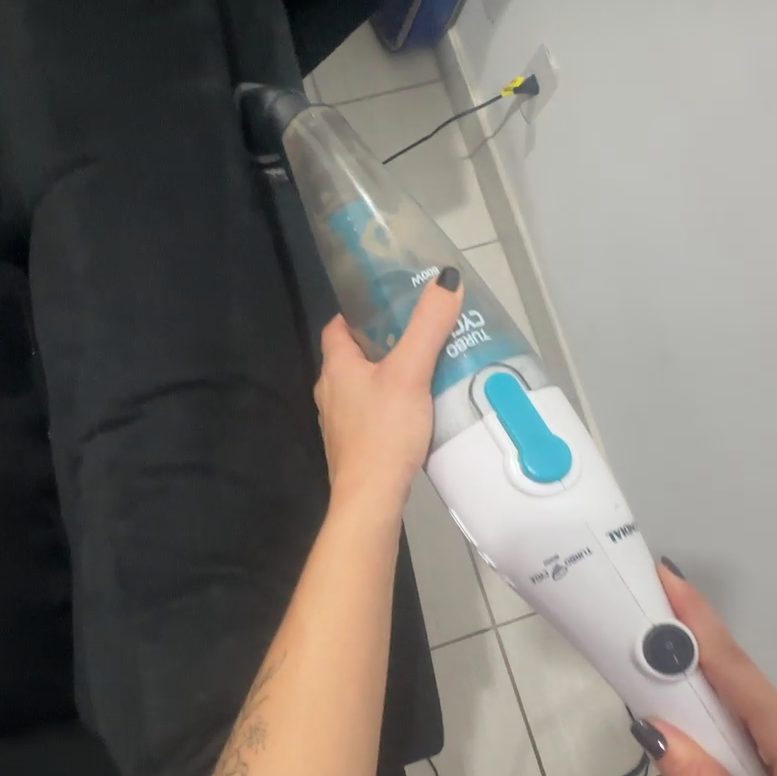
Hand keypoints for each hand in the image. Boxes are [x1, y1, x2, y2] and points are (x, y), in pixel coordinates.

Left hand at [313, 267, 463, 512]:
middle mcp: (330, 392)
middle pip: (352, 357)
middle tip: (417, 335)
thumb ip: (429, 326)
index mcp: (336, 367)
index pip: (336, 327)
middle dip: (381, 344)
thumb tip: (446, 279)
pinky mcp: (352, 446)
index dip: (358, 313)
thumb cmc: (384, 430)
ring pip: (362, 387)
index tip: (388, 306)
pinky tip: (415, 410)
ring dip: (386, 376)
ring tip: (423, 369)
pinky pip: (369, 414)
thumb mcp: (411, 372)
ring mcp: (339, 423)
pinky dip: (388, 405)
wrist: (371, 496)